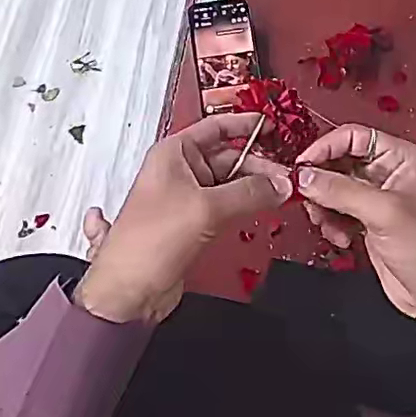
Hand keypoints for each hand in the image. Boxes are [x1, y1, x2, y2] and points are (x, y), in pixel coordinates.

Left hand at [74, 113, 289, 323]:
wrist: (129, 292)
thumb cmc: (149, 241)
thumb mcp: (206, 208)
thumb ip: (248, 193)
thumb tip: (279, 184)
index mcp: (174, 153)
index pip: (215, 127)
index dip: (244, 124)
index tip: (271, 126)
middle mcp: (180, 171)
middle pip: (228, 156)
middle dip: (258, 164)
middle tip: (285, 175)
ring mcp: (187, 197)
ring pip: (230, 182)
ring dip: (255, 186)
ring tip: (282, 191)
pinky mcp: (194, 222)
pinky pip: (227, 204)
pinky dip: (246, 204)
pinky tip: (264, 206)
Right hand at [287, 126, 415, 321]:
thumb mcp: (385, 213)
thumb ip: (341, 191)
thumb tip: (303, 175)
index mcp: (400, 157)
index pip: (354, 136)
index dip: (326, 146)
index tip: (301, 166)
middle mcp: (387, 171)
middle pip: (340, 160)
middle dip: (321, 179)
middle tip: (306, 198)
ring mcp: (376, 196)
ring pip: (333, 186)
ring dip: (323, 204)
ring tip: (326, 224)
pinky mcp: (366, 220)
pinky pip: (336, 209)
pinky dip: (330, 221)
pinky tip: (340, 237)